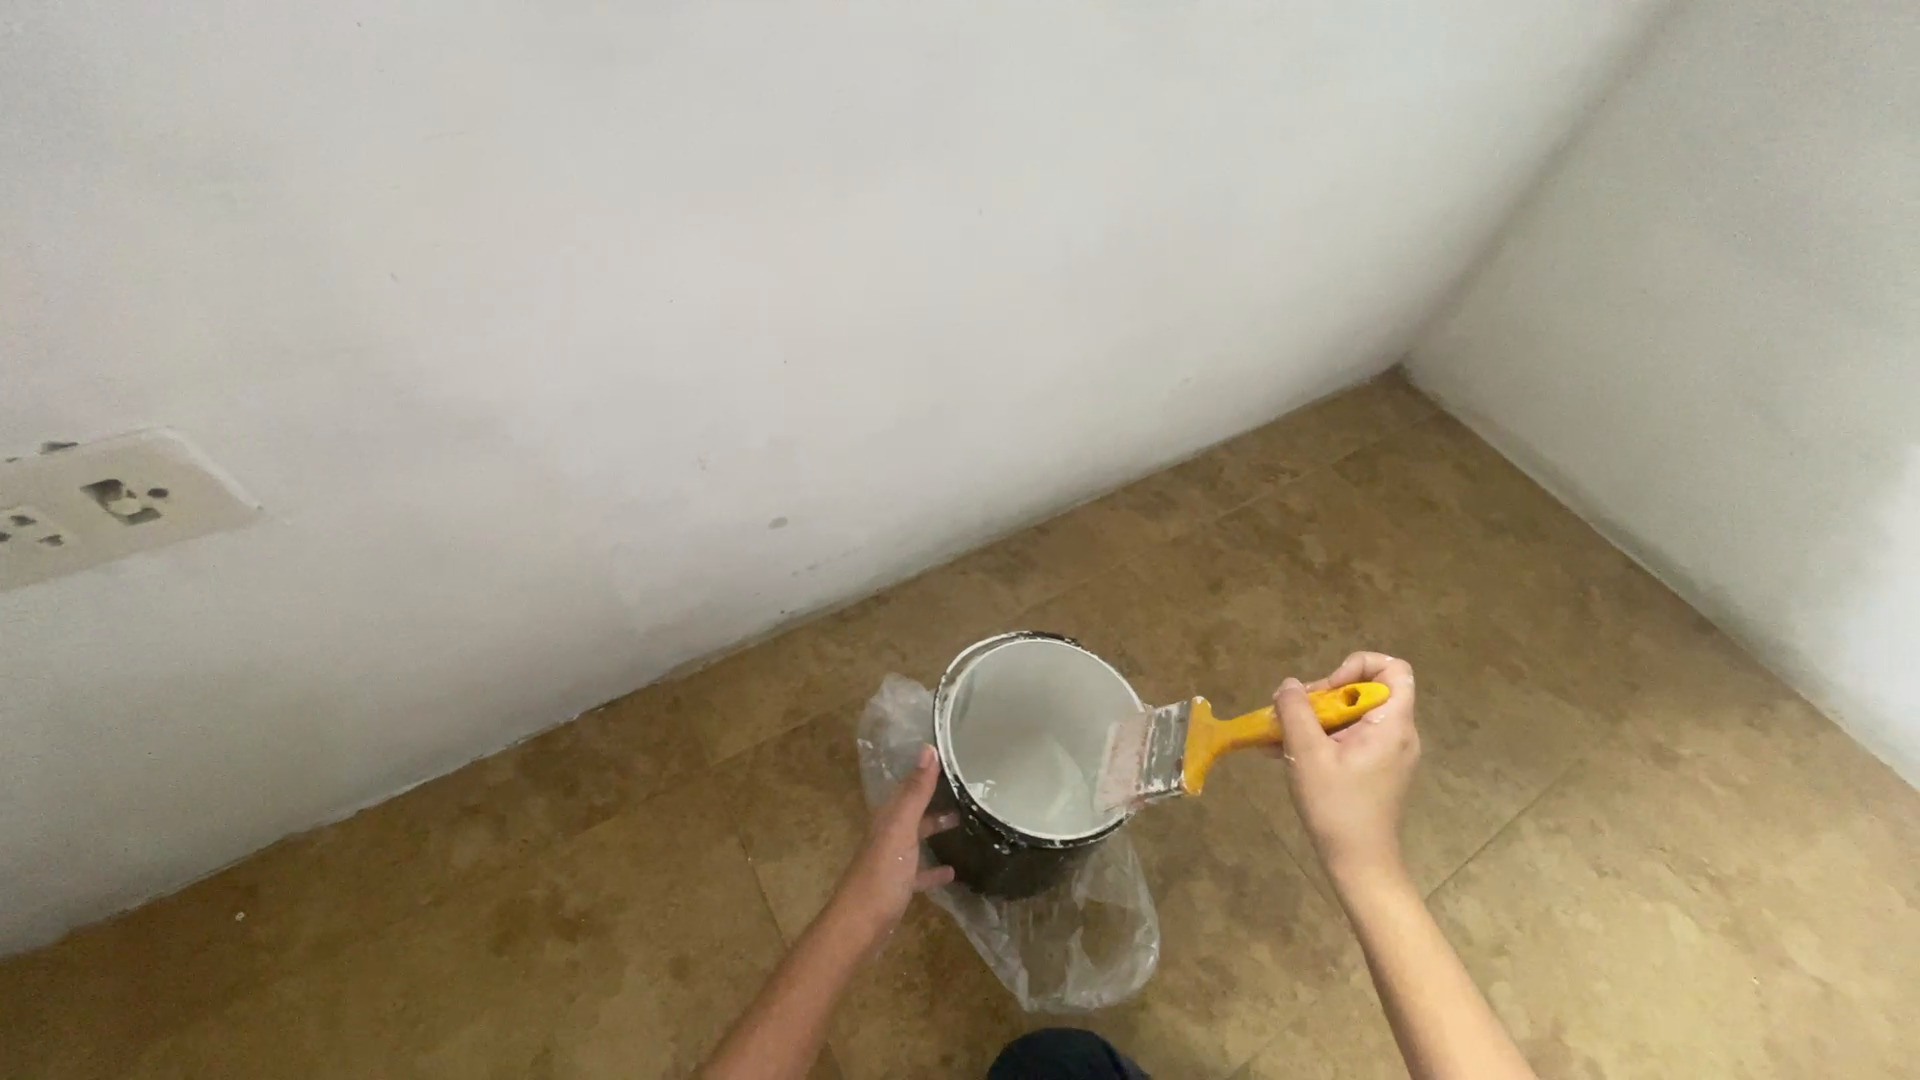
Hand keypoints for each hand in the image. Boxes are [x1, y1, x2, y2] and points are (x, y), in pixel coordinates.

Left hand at [827, 744, 958, 956]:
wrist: (860, 926)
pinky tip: (952, 872)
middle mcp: (889, 834)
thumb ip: (915, 791)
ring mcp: (892, 861)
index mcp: (889, 817)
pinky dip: (934, 869)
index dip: (928, 772)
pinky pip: (919, 871)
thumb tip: (928, 748)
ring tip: (964, 822)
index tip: (953, 759)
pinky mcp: (898, 887)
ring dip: (935, 828)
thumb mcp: (901, 828)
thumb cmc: (882, 873)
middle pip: (913, 810)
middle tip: (965, 790)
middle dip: (934, 799)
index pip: (909, 786)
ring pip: (916, 837)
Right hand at [1272, 652, 1419, 891]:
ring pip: (1352, 714)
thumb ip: (1296, 711)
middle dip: (1324, 694)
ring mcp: (1389, 752)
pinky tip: (1286, 752)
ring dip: (1315, 718)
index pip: (1393, 668)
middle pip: (1366, 689)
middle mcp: (1398, 733)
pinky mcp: (1377, 768)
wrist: (1359, 862)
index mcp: (1392, 725)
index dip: (1357, 665)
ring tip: (1282, 735)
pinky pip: (1350, 736)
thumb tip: (1290, 684)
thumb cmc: (1336, 806)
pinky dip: (1321, 737)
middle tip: (1294, 714)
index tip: (1326, 689)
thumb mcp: (1307, 754)